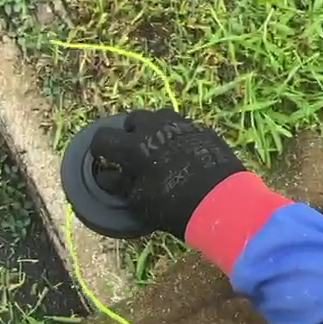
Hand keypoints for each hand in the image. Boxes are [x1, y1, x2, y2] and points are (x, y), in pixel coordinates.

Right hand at [87, 109, 245, 238]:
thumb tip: (108, 175)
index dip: (100, 149)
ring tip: (159, 152)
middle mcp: (154, 127)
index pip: (104, 138)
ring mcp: (180, 125)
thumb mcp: (139, 202)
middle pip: (133, 121)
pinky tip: (182, 155)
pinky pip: (181, 127)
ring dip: (153, 131)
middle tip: (134, 155)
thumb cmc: (173, 205)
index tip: (104, 159)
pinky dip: (176, 137)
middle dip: (129, 135)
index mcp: (133, 146)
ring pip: (158, 118)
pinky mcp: (201, 129)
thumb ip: (120, 184)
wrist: (222, 201)